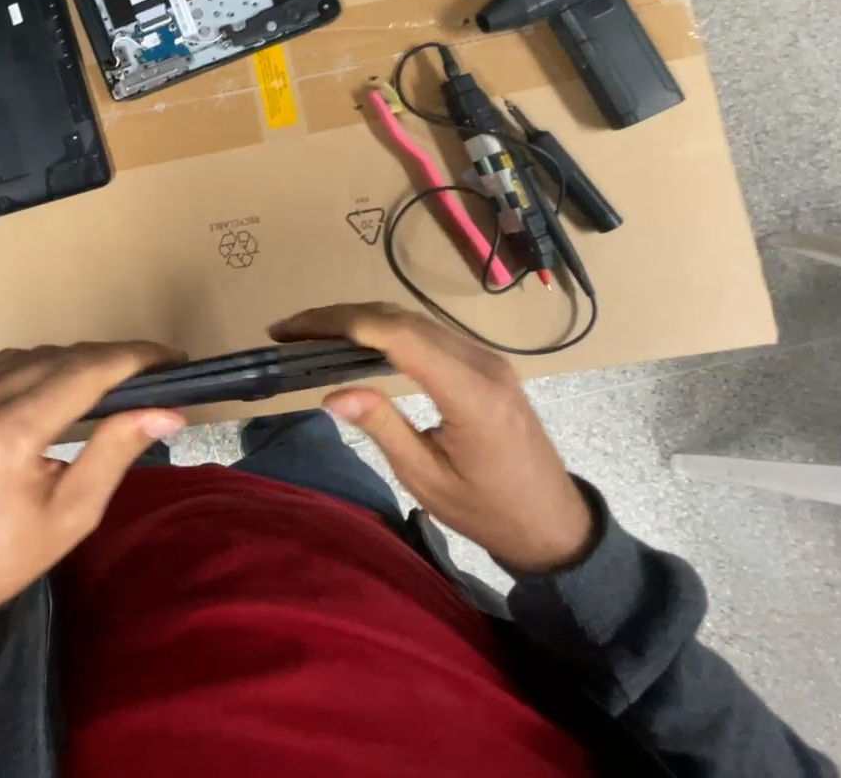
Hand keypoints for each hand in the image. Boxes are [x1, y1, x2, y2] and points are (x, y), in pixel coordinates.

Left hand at [0, 343, 186, 649]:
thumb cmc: (18, 548)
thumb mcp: (78, 508)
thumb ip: (117, 450)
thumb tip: (168, 411)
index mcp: (10, 434)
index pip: (82, 374)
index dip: (130, 359)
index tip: (169, 357)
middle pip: (60, 359)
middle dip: (110, 360)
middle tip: (151, 372)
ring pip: (35, 355)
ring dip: (75, 362)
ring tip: (111, 381)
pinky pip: (6, 362)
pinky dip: (39, 368)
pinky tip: (61, 384)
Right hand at [270, 303, 594, 573]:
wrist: (553, 524)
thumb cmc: (487, 510)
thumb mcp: (426, 478)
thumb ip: (382, 428)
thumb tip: (332, 395)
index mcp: (470, 392)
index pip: (397, 335)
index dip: (340, 324)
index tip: (292, 331)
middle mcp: (481, 363)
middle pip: (399, 318)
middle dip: (338, 316)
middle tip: (287, 331)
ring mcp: (485, 359)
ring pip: (410, 319)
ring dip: (356, 319)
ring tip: (308, 333)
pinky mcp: (482, 363)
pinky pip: (424, 331)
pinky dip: (380, 328)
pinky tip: (351, 340)